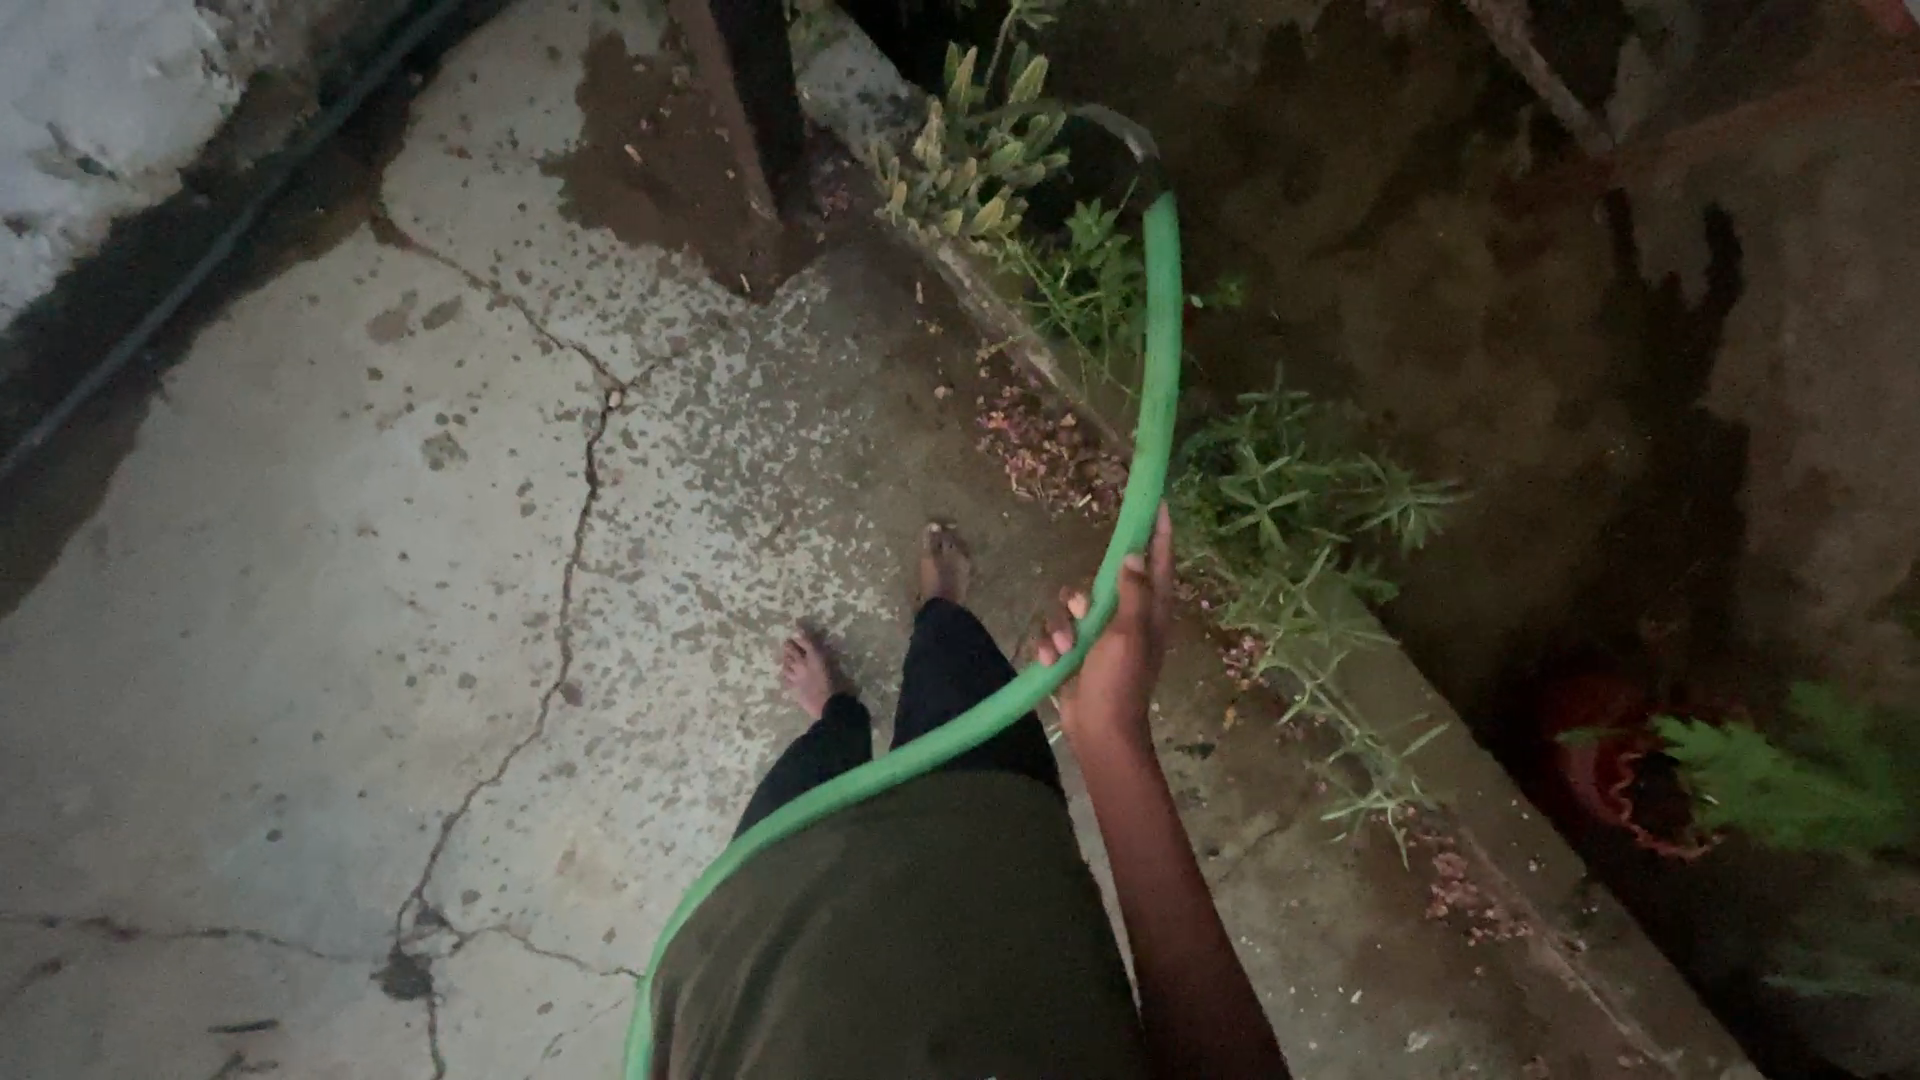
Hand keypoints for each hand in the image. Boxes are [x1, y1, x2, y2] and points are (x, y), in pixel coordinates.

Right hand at [1035, 502, 1174, 747]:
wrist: (1098, 730)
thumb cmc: (1120, 681)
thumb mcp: (1128, 633)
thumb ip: (1132, 592)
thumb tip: (1134, 554)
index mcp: (1151, 612)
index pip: (1158, 562)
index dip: (1159, 532)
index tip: (1156, 502)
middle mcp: (1127, 618)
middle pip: (1105, 582)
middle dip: (1086, 597)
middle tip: (1084, 612)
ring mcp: (1100, 635)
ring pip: (1072, 606)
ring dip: (1063, 627)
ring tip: (1065, 649)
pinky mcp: (1076, 651)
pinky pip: (1057, 631)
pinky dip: (1052, 646)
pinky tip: (1054, 662)